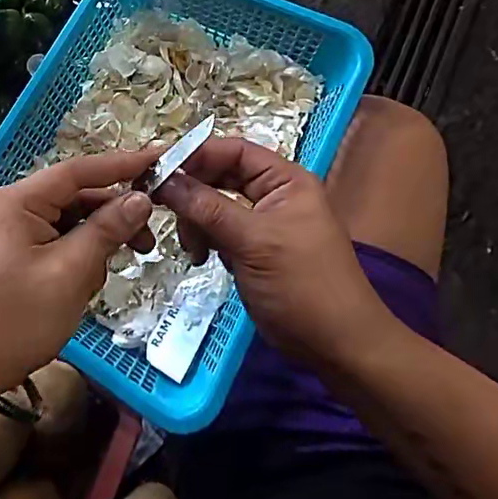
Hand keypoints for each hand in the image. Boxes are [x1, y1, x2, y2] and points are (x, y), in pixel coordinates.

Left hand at [0, 148, 160, 390]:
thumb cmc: (17, 319)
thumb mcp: (69, 273)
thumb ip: (107, 230)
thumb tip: (141, 198)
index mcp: (19, 201)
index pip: (79, 170)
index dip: (122, 164)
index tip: (160, 158)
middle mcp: (15, 205)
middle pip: (77, 195)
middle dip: (114, 214)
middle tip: (149, 236)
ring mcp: (14, 228)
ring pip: (72, 219)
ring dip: (99, 239)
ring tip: (121, 264)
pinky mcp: (18, 250)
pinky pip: (60, 238)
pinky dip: (82, 254)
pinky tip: (92, 277)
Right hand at [154, 138, 381, 363]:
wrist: (337, 347)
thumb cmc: (303, 285)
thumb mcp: (253, 241)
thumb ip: (207, 207)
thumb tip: (165, 180)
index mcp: (285, 180)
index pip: (234, 151)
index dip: (197, 155)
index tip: (161, 170)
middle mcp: (273, 194)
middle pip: (221, 176)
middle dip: (192, 191)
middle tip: (162, 207)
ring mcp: (263, 222)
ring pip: (214, 204)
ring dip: (196, 220)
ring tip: (191, 247)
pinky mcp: (252, 249)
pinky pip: (218, 230)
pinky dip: (204, 239)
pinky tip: (199, 256)